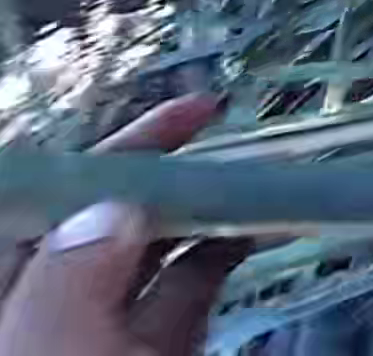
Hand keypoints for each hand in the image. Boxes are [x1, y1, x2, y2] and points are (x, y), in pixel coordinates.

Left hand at [0, 95, 245, 355]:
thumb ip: (58, 297)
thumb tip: (109, 209)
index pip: (5, 223)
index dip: (64, 163)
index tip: (134, 119)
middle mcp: (28, 321)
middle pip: (71, 229)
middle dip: (141, 170)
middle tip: (213, 117)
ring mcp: (84, 340)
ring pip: (132, 252)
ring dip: (195, 203)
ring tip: (258, 163)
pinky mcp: (148, 352)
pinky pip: (181, 287)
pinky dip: (223, 247)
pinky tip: (269, 219)